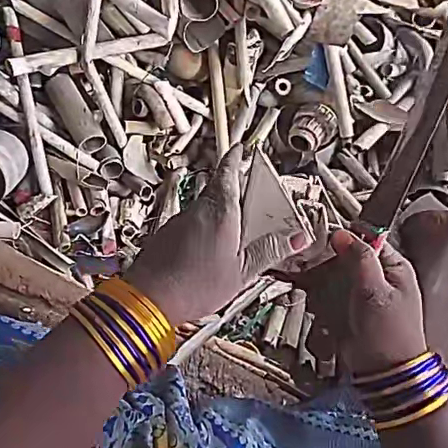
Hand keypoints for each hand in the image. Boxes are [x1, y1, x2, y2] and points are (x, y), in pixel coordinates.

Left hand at [123, 145, 309, 324]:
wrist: (151, 297)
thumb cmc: (194, 286)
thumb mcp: (243, 272)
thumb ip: (269, 251)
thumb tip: (296, 238)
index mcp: (221, 212)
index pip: (228, 172)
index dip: (236, 157)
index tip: (241, 149)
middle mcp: (198, 210)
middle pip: (218, 188)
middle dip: (235, 188)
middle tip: (253, 194)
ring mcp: (180, 220)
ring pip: (205, 205)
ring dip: (221, 210)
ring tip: (238, 230)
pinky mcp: (169, 233)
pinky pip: (193, 221)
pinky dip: (206, 226)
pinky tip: (213, 247)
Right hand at [290, 230, 426, 376]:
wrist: (383, 372)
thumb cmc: (389, 333)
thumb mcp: (376, 290)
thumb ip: (360, 259)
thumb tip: (342, 234)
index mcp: (395, 268)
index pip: (369, 239)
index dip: (346, 235)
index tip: (323, 235)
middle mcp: (378, 277)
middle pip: (348, 254)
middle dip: (328, 254)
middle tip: (309, 253)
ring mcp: (361, 292)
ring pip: (335, 270)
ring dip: (320, 270)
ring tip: (304, 270)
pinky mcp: (347, 307)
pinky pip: (328, 289)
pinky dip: (317, 287)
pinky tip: (307, 288)